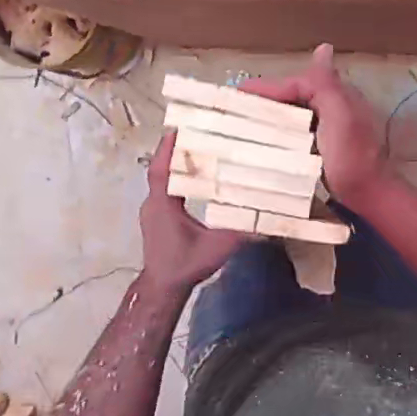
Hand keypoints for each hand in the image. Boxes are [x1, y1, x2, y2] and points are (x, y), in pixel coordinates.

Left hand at [138, 129, 248, 291]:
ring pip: (161, 180)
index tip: (177, 128)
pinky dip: (175, 179)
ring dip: (174, 164)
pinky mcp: (155, 218)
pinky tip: (191, 177)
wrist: (163, 287)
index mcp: (163, 206)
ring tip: (194, 149)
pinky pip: (163, 190)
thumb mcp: (217, 247)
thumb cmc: (186, 265)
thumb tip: (265, 217)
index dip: (167, 149)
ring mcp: (152, 211)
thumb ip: (240, 231)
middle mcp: (153, 204)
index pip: (161, 170)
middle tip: (193, 132)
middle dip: (173, 150)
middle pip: (160, 170)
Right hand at [240, 44, 394, 209]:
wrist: (367, 195)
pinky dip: (280, 131)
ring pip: (295, 113)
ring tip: (243, 120)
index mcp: (336, 95)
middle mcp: (334, 106)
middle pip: (294, 96)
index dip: (268, 87)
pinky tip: (265, 138)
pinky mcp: (324, 147)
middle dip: (267, 99)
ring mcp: (330, 128)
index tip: (237, 92)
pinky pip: (297, 132)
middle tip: (234, 106)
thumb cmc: (351, 157)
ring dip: (271, 114)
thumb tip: (323, 47)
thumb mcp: (339, 116)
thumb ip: (326, 84)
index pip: (297, 83)